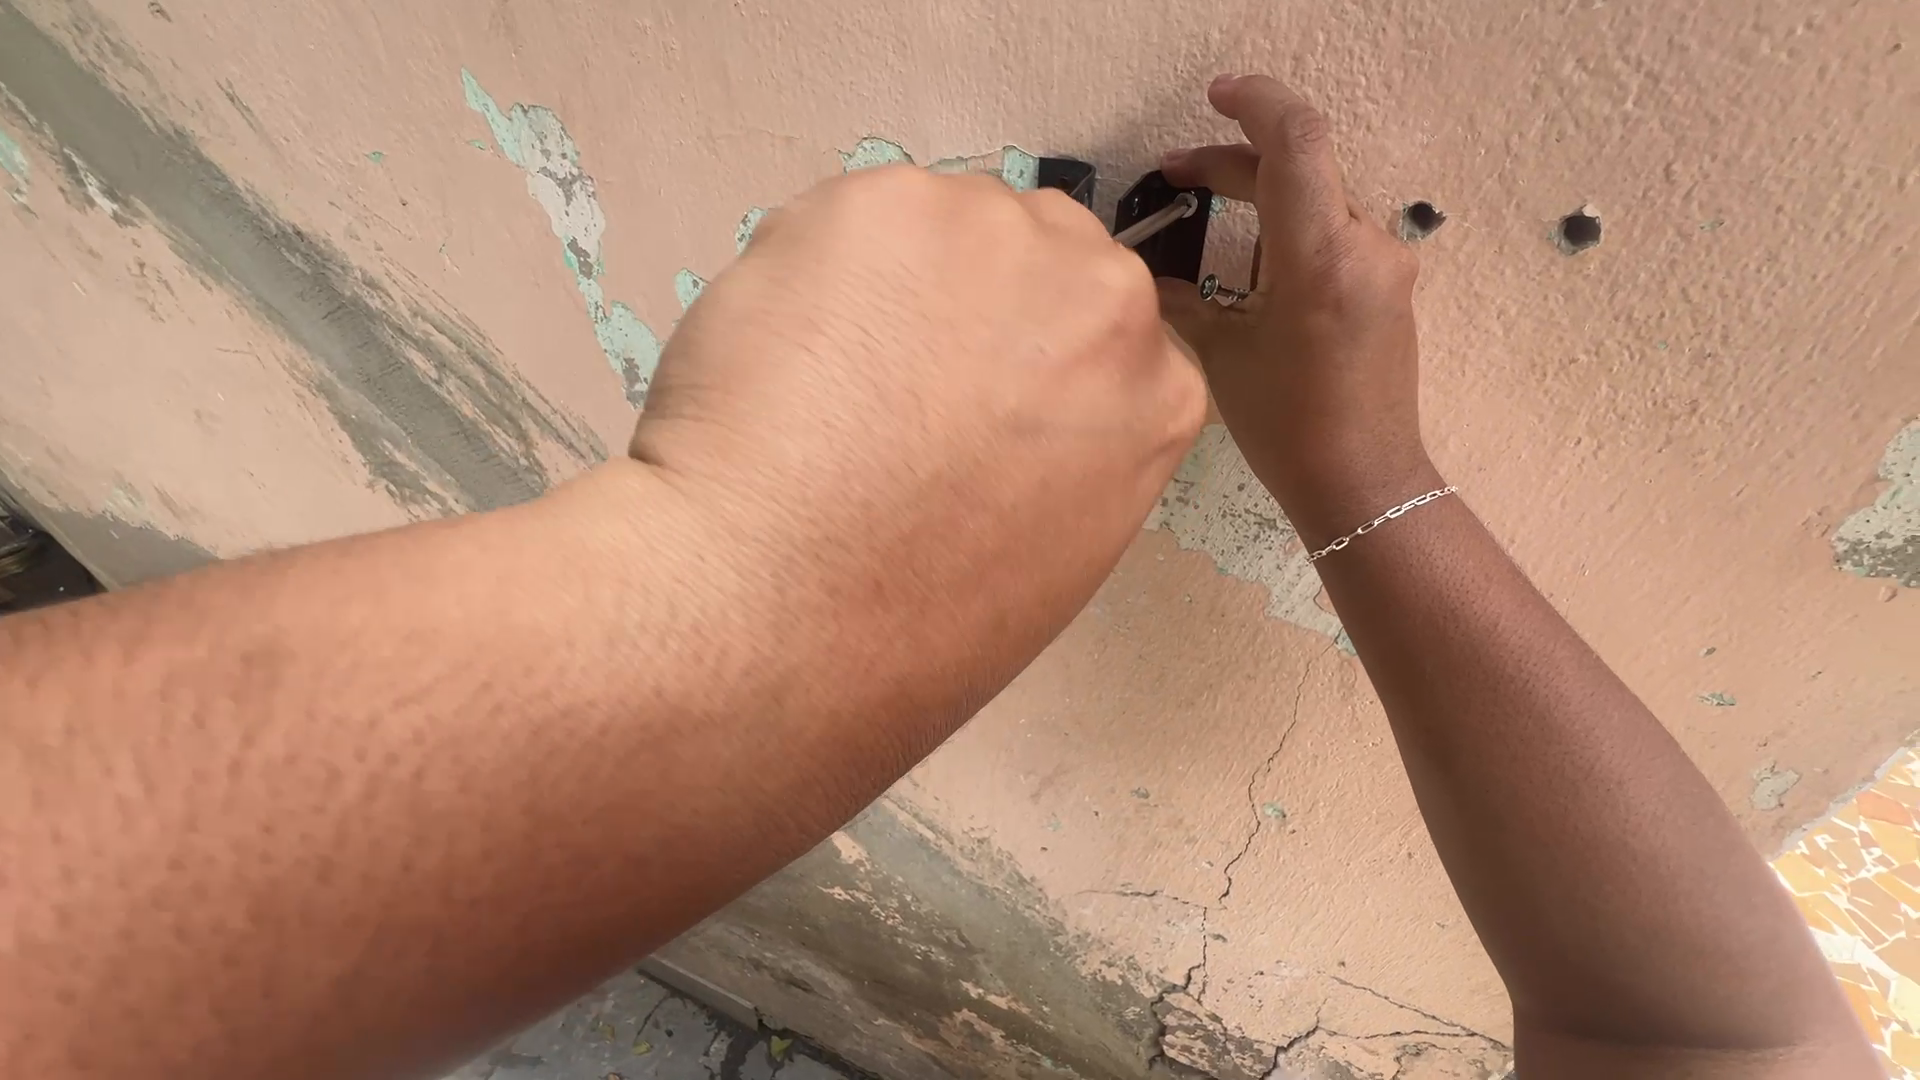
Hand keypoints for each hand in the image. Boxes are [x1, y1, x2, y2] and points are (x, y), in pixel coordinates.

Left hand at [629, 165, 1204, 742]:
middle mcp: (1101, 296)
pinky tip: (793, 354)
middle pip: (1042, 260)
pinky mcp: (879, 204)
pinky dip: (824, 273)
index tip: (978, 400)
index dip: (1031, 367)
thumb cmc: (915, 630)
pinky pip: (857, 224)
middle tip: (901, 383)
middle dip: (982, 308)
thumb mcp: (1048, 563)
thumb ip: (1067, 463)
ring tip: (837, 381)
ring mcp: (994, 235)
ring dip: (902, 285)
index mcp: (1156, 396)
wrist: (776, 608)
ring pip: (949, 229)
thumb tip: (1014, 417)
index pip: (1106, 343)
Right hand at [1158, 75, 1436, 540]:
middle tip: (1176, 175)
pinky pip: (1335, 236)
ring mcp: (1385, 263)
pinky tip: (1251, 261)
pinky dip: (1288, 230)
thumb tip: (1149, 282)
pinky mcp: (1388, 285)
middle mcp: (1365, 244)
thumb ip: (1187, 305)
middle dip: (1236, 161)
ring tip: (1207, 214)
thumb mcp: (1225, 358)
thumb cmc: (1286, 427)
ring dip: (1263, 197)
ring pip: (1319, 202)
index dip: (1254, 102)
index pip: (1296, 141)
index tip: (1214, 95)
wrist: (1361, 479)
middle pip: (1303, 166)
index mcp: (1319, 256)